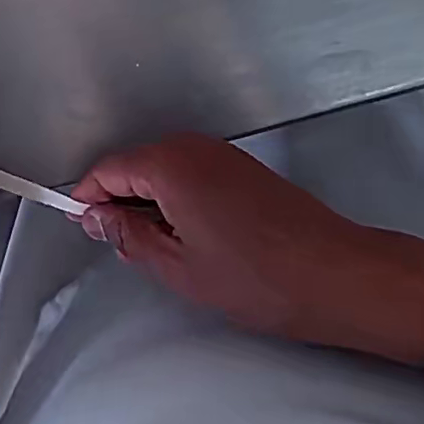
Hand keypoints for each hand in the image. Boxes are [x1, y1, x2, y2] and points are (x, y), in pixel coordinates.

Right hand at [70, 133, 423, 351]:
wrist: (341, 275)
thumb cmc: (260, 276)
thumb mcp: (179, 268)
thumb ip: (127, 237)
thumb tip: (97, 218)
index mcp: (168, 164)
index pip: (107, 169)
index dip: (89, 196)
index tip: (83, 223)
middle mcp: (190, 146)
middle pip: (133, 165)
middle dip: (119, 201)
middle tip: (123, 245)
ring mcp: (217, 151)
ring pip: (160, 168)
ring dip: (148, 201)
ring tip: (161, 247)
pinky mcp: (237, 163)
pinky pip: (187, 170)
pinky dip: (175, 196)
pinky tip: (191, 233)